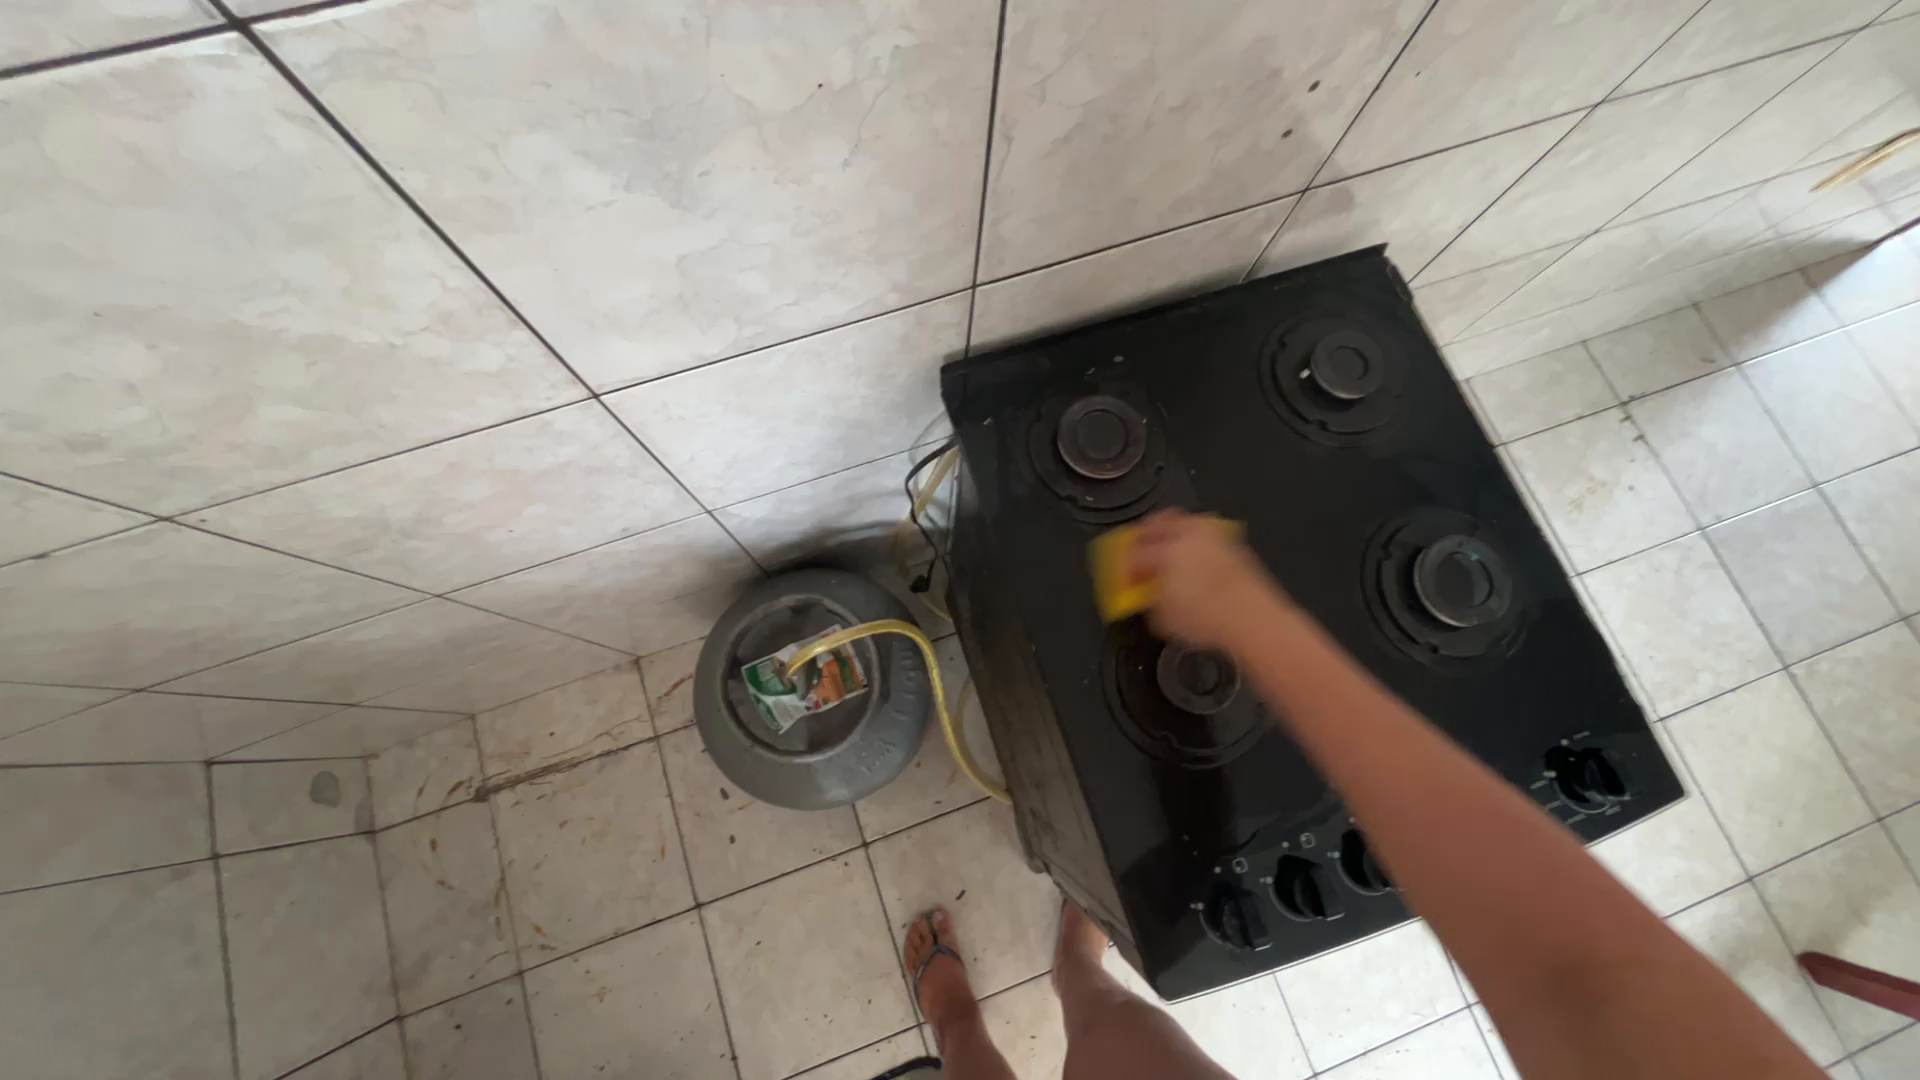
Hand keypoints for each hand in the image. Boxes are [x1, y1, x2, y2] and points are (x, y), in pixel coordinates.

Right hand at [1126, 509, 1291, 650]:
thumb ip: (1150, 603)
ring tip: (1164, 546)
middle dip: (1142, 538)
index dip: (1125, 568)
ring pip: (1181, 521)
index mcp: (1164, 552)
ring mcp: (1211, 535)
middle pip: (1155, 526)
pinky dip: (1194, 538)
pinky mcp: (1231, 542)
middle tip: (1135, 551)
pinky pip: (1205, 531)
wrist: (1253, 620)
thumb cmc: (1209, 619)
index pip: (1134, 555)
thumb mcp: (1164, 619)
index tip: (1124, 578)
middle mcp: (1186, 536)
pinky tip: (1194, 555)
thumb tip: (1147, 598)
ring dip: (1168, 530)